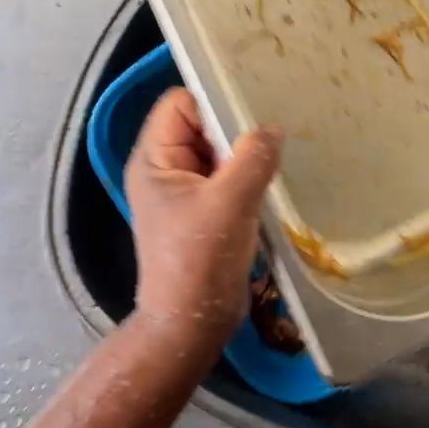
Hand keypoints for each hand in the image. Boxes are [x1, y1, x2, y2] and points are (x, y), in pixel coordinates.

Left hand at [123, 88, 282, 341]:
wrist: (191, 325)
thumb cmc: (200, 262)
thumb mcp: (229, 203)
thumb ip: (252, 158)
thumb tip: (273, 129)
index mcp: (154, 160)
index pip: (180, 104)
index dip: (212, 102)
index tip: (250, 114)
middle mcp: (165, 169)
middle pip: (200, 124)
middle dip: (234, 128)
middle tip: (270, 137)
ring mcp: (184, 191)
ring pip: (217, 151)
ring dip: (244, 154)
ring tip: (275, 158)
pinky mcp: (203, 211)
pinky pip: (226, 176)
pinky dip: (247, 175)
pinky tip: (270, 182)